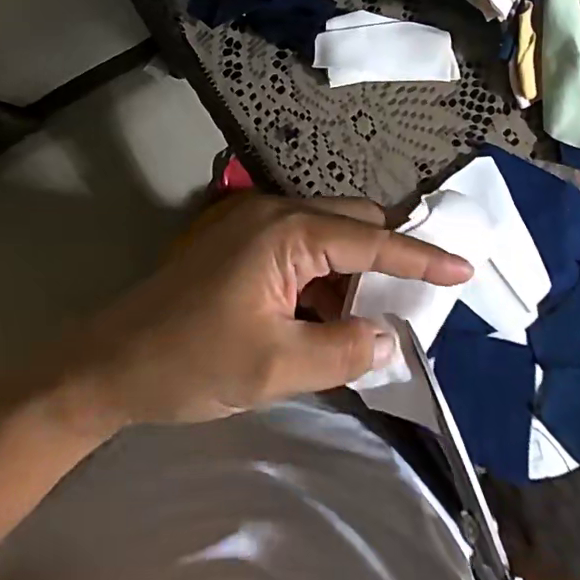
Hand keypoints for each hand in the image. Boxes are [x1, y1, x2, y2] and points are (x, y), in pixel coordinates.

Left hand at [70, 193, 473, 424]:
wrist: (113, 362)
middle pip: (348, 224)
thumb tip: (388, 337)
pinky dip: (321, 279)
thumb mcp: (279, 366)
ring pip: (322, 238)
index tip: (466, 268)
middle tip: (423, 301)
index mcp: (282, 231)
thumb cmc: (193, 361)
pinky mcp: (233, 246)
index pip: (369, 238)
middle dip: (388, 257)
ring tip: (380, 318)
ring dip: (353, 272)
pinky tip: (332, 317)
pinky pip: (295, 253)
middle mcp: (268, 213)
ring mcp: (246, 227)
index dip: (421, 256)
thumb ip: (345, 350)